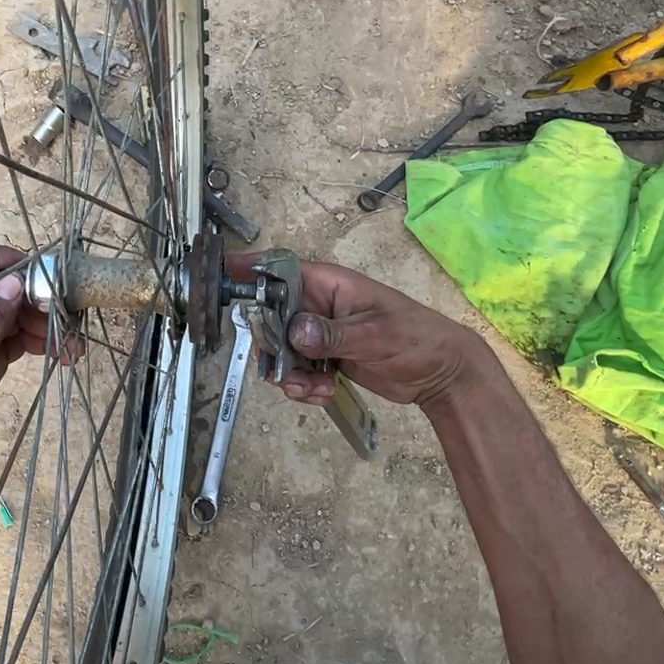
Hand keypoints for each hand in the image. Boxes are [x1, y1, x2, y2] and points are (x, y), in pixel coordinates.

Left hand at [0, 239, 58, 500]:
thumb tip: (12, 282)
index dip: (0, 259)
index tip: (37, 277)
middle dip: (34, 298)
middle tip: (66, 318)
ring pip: (9, 312)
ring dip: (43, 323)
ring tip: (73, 346)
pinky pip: (12, 338)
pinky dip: (37, 341)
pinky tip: (61, 352)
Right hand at [226, 253, 487, 412]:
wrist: (442, 374)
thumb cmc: (416, 338)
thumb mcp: (376, 334)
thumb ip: (333, 334)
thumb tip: (295, 332)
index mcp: (328, 284)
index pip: (279, 270)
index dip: (249, 271)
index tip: (222, 281)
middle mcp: (317, 305)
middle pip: (270, 317)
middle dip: (272, 348)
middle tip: (286, 371)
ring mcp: (319, 332)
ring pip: (280, 349)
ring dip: (289, 374)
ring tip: (313, 389)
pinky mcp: (324, 356)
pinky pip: (296, 369)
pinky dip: (303, 386)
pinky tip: (323, 393)